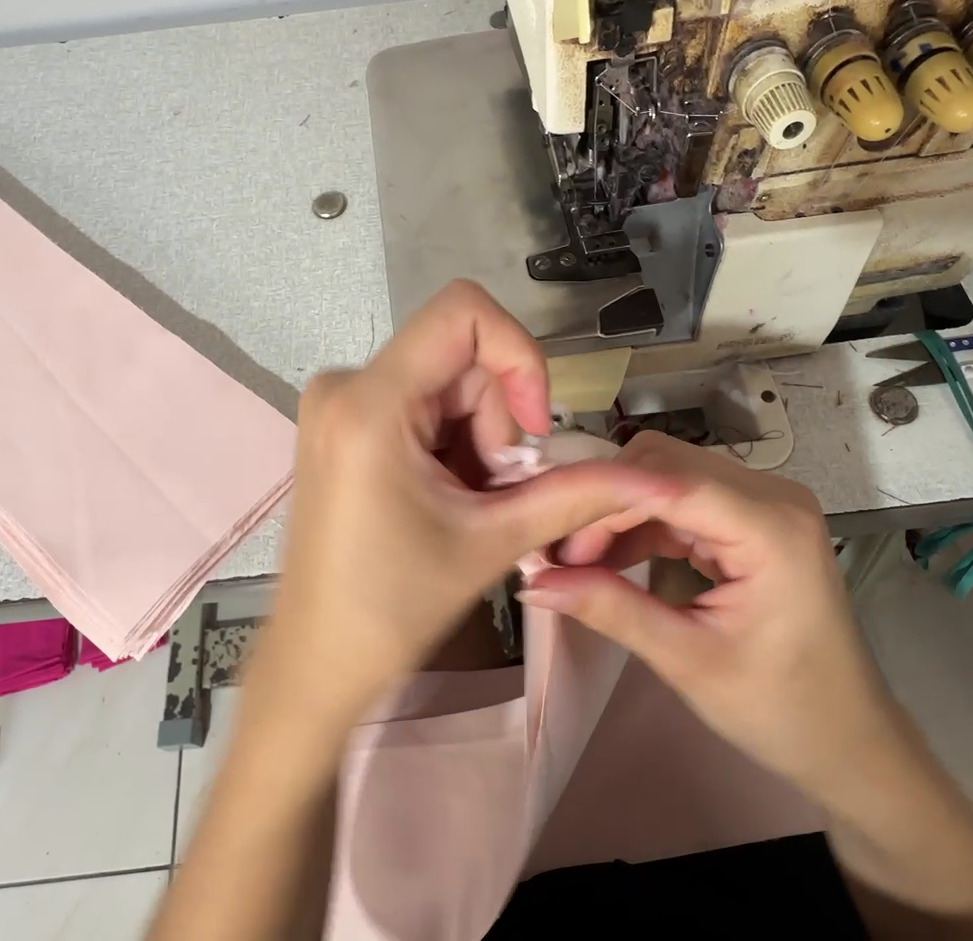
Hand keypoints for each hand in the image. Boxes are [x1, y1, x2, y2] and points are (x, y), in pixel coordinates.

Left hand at [258, 282, 680, 725]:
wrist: (318, 660)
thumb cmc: (392, 610)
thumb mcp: (493, 542)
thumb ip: (579, 494)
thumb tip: (653, 476)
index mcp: (370, 403)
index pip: (464, 312)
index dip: (520, 356)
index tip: (532, 430)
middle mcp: (345, 385)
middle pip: (462, 358)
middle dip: (498, 421)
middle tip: (498, 494)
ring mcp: (339, 402)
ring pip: (446, 383)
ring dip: (479, 438)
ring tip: (471, 506)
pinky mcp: (343, 423)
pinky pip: (420, 403)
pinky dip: (452, 443)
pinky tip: (447, 498)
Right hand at [515, 430, 902, 799]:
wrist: (847, 740)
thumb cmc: (779, 709)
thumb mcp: (687, 660)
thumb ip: (611, 609)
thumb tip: (533, 582)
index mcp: (771, 528)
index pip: (668, 482)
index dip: (602, 503)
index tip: (552, 546)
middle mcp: (772, 496)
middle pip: (663, 464)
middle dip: (604, 502)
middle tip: (561, 558)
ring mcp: (763, 504)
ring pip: (665, 476)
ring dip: (616, 512)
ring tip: (576, 563)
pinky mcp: (751, 519)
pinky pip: (680, 500)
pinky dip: (639, 524)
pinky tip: (609, 560)